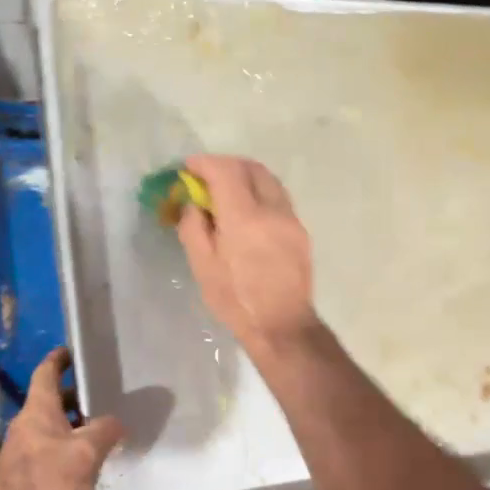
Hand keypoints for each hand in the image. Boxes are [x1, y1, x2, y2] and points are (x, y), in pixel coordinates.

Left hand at [0, 348, 124, 489]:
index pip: (46, 372)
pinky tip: (86, 461)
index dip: (59, 359)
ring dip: (73, 423)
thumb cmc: (47, 479)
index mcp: (39, 409)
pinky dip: (67, 446)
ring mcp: (22, 449)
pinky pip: (49, 448)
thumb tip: (117, 421)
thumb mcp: (86, 451)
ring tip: (101, 427)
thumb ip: (106, 431)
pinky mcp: (24, 473)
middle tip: (102, 393)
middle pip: (51, 400)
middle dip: (75, 395)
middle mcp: (27, 423)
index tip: (73, 350)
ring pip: (51, 426)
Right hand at [176, 155, 320, 353]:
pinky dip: (260, 194)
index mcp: (244, 217)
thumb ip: (193, 227)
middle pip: (251, 168)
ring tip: (227, 192)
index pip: (224, 171)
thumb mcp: (202, 266)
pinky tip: (247, 213)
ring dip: (246, 177)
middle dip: (227, 165)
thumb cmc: (236, 300)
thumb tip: (194, 204)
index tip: (188, 168)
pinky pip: (279, 199)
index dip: (204, 164)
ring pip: (269, 181)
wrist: (282, 326)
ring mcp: (291, 220)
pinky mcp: (300, 232)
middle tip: (206, 177)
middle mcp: (272, 210)